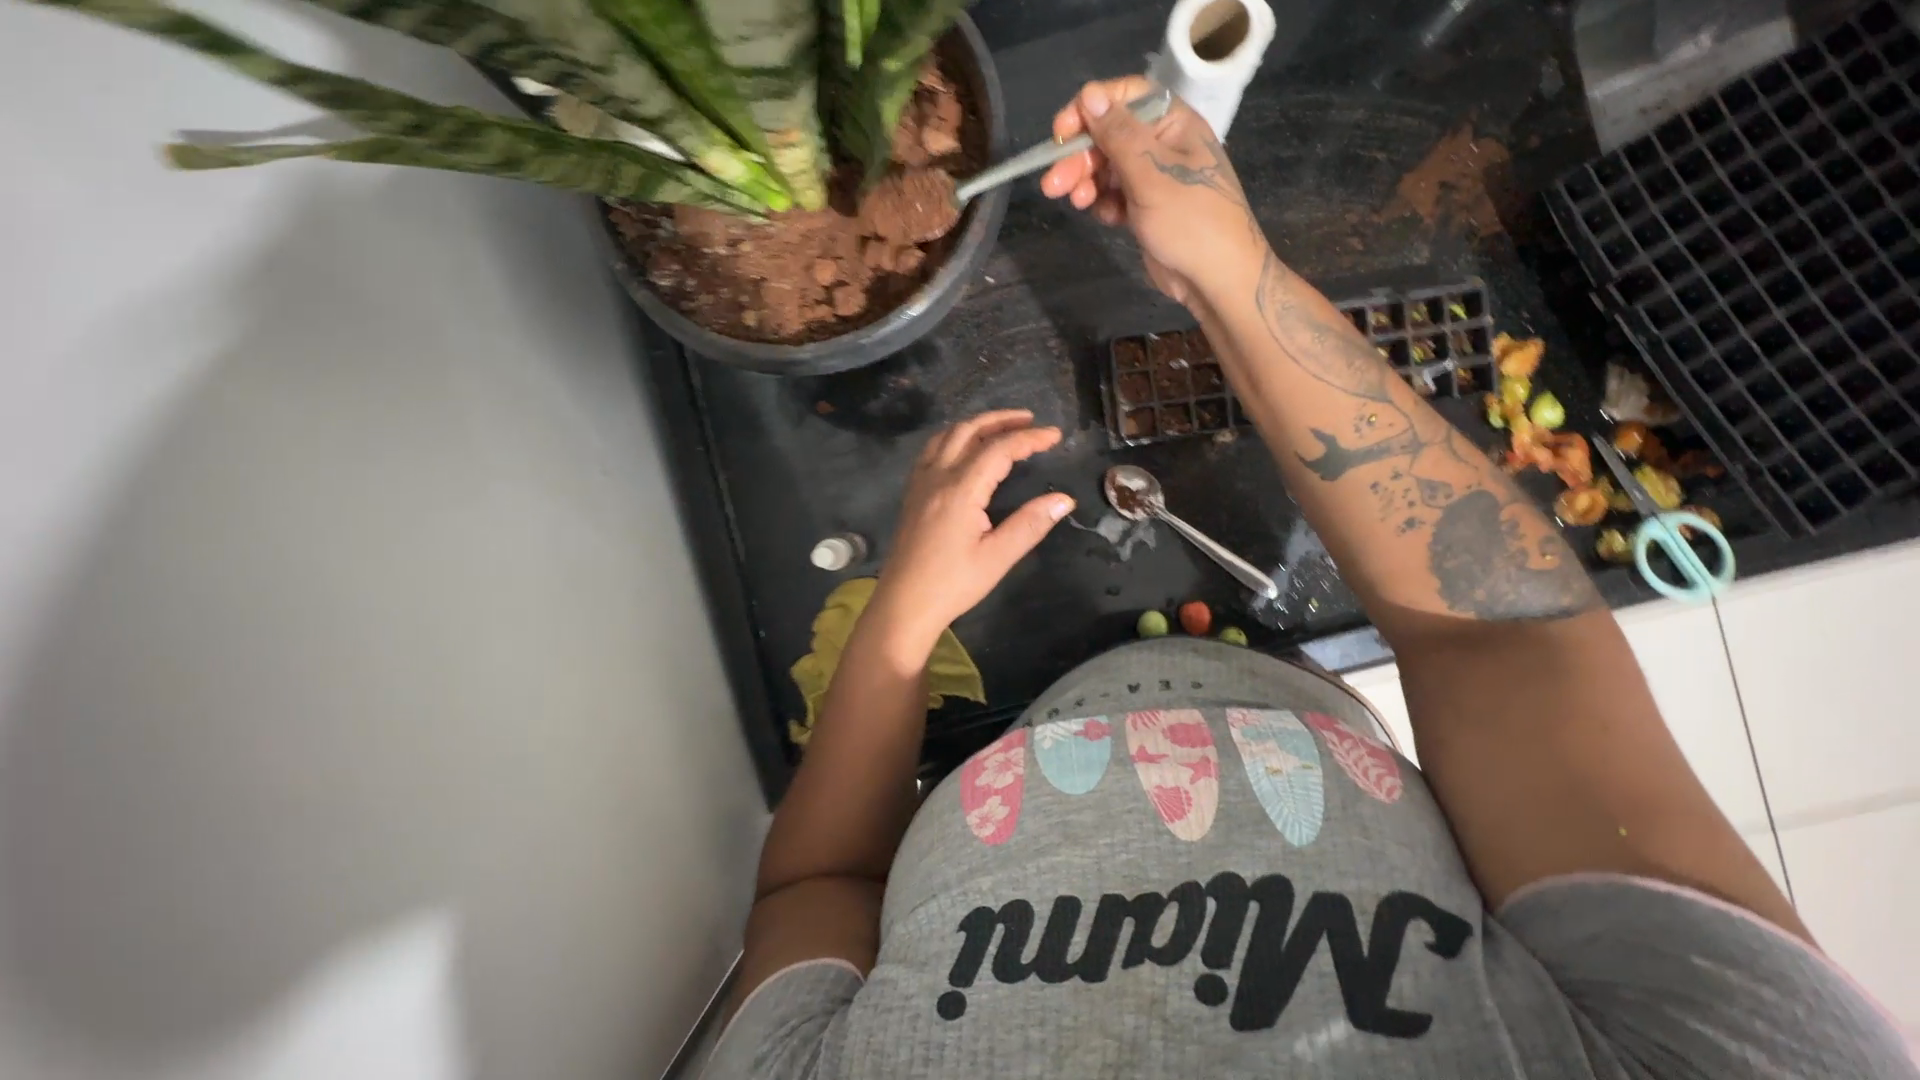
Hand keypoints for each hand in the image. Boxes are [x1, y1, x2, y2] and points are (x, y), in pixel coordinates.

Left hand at [869, 411, 1074, 660]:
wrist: (903, 604)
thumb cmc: (952, 584)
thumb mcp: (997, 558)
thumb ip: (1030, 524)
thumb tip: (1065, 499)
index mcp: (960, 490)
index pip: (999, 449)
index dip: (1029, 438)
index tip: (1055, 436)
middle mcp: (937, 477)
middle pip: (969, 430)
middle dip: (1001, 420)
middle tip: (1030, 420)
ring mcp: (920, 484)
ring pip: (947, 436)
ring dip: (976, 425)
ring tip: (1002, 428)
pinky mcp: (912, 494)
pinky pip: (932, 450)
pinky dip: (954, 438)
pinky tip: (965, 449)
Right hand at [1039, 77, 1266, 305]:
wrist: (1216, 278)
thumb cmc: (1190, 220)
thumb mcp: (1151, 174)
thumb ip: (1118, 134)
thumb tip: (1089, 94)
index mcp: (1173, 123)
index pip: (1125, 98)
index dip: (1090, 109)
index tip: (1061, 130)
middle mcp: (1163, 144)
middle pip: (1109, 137)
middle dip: (1079, 157)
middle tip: (1052, 184)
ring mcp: (1155, 178)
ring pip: (1108, 168)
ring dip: (1086, 182)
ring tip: (1075, 202)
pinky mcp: (1146, 208)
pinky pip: (1115, 195)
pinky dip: (1103, 203)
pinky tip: (1103, 217)